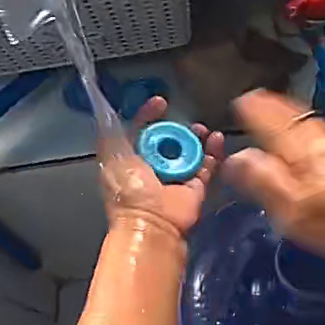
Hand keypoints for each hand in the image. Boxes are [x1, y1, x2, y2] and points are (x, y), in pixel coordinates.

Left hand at [99, 96, 225, 238]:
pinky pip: (208, 165)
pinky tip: (216, 139)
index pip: (141, 130)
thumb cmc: (128, 188)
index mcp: (131, 158)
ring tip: (203, 129)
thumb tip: (108, 109)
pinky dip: (213, 151)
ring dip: (198, 137)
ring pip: (191, 150)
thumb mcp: (112, 155)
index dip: (149, 114)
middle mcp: (154, 167)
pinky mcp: (196, 187)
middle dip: (178, 127)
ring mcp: (176, 177)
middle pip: (169, 138)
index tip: (161, 102)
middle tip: (187, 120)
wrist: (151, 222)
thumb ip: (111, 132)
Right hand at [223, 90, 324, 263]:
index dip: (246, 108)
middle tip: (249, 104)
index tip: (235, 105)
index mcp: (299, 143)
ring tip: (268, 116)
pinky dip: (300, 130)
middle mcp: (319, 134)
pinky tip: (298, 142)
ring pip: (303, 118)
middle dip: (265, 105)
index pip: (266, 111)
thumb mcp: (291, 208)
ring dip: (283, 115)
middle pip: (286, 109)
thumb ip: (260, 179)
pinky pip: (315, 132)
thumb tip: (235, 159)